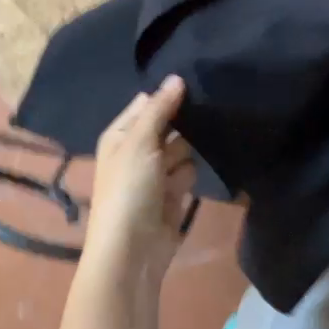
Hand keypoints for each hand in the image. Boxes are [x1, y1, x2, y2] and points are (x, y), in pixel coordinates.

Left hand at [85, 75, 197, 278]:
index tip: (195, 81)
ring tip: (191, 157)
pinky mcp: (173, 193)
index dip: (168, 96)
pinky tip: (189, 182)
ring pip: (184, 148)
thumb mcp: (140, 143)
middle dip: (184, 124)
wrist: (132, 251)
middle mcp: (137, 150)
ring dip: (188, 153)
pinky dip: (189, 176)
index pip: (148, 103)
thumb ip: (159, 109)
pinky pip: (189, 172)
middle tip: (208, 110)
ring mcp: (156, 173)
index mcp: (121, 135)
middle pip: (170, 124)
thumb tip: (176, 77)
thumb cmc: (128, 190)